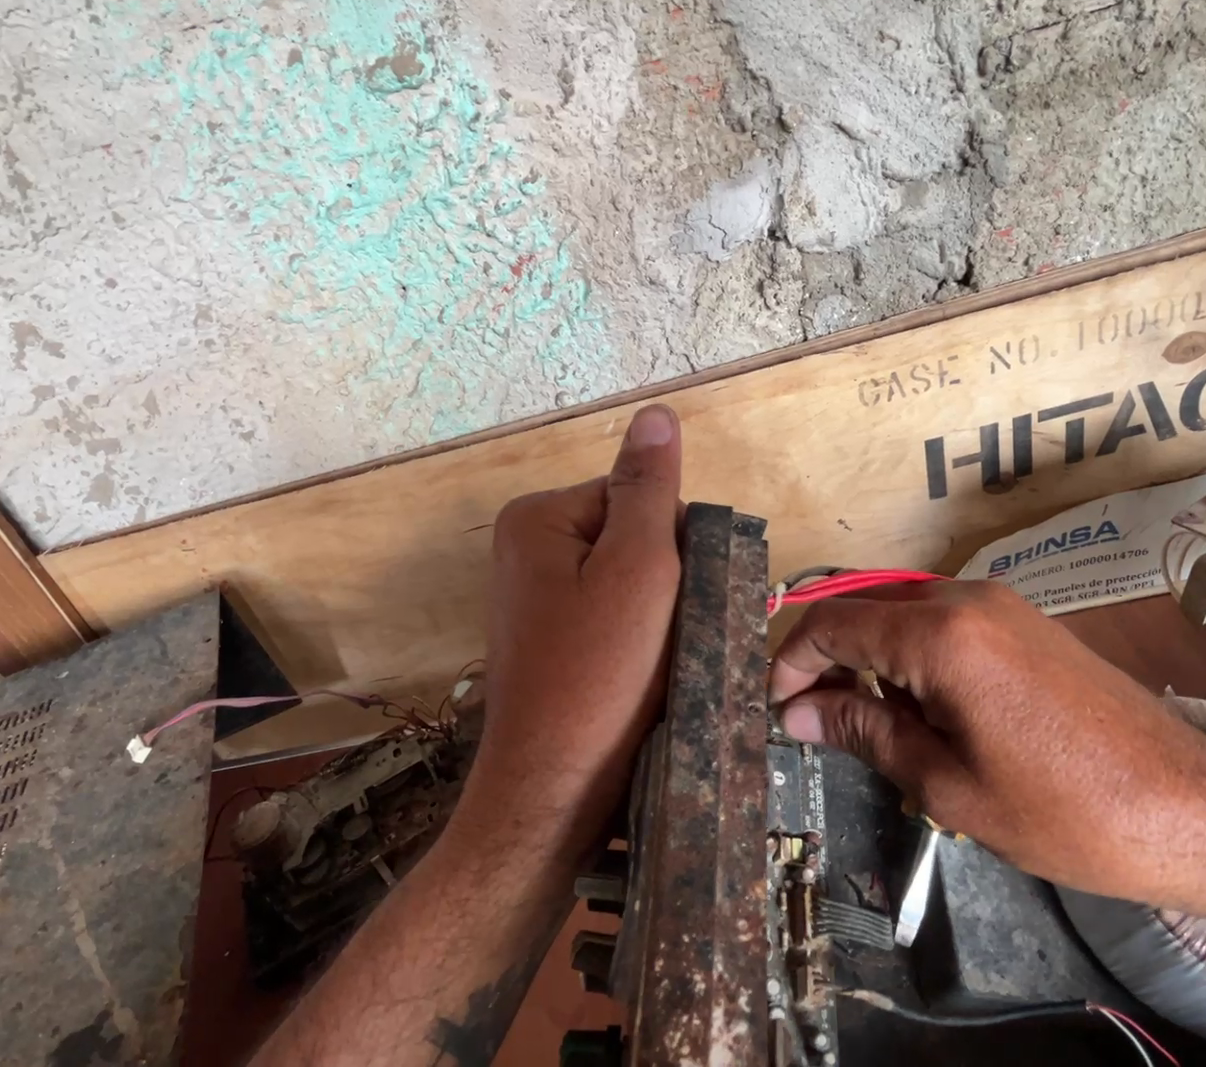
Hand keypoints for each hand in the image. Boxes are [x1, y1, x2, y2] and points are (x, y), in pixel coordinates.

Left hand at [464, 404, 683, 854]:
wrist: (554, 791)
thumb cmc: (600, 676)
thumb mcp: (638, 569)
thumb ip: (648, 490)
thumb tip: (657, 414)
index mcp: (537, 519)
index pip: (635, 496)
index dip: (672, 542)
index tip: (679, 595)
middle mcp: (526, 551)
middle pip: (630, 538)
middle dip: (664, 581)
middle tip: (671, 635)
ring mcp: (535, 601)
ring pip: (627, 584)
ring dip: (658, 616)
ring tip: (661, 660)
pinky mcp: (550, 645)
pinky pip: (610, 621)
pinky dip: (637, 642)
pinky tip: (643, 677)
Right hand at [769, 580, 1205, 899]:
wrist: (1192, 809)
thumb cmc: (1062, 811)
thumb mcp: (945, 784)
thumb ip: (862, 729)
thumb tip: (794, 710)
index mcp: (941, 635)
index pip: (833, 624)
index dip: (792, 661)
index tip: (775, 706)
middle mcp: (966, 598)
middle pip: (862, 604)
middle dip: (824, 653)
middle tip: (809, 713)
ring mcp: (1000, 603)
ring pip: (899, 608)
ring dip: (865, 651)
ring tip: (861, 717)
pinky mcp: (1023, 619)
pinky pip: (940, 618)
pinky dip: (906, 649)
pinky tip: (915, 702)